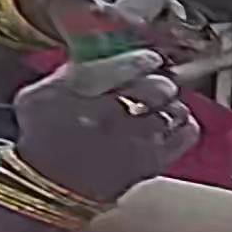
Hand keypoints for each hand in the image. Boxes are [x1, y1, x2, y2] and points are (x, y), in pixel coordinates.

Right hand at [12, 49, 199, 202]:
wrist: (60, 179)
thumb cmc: (51, 133)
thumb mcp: (42, 96)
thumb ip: (73, 73)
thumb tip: (107, 52)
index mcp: (70, 95)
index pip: (115, 68)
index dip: (138, 61)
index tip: (148, 58)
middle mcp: (106, 116)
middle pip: (156, 87)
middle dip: (159, 84)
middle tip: (154, 87)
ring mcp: (138, 138)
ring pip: (176, 108)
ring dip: (171, 105)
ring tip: (154, 109)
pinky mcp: (161, 155)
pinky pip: (189, 131)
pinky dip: (184, 124)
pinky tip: (168, 124)